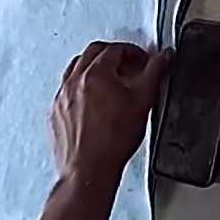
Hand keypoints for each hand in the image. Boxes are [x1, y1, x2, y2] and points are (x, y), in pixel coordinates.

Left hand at [50, 41, 168, 195]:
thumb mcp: (144, 99)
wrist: (89, 169)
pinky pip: (66, 89)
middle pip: (91, 53)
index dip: (133, 51)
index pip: (114, 49)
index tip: (142, 59)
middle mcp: (73, 83)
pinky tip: (95, 98)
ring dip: (94, 67)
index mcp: (95, 75)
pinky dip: (82, 85)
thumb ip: (155, 71)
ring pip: (75, 69)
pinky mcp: (55, 114)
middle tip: (127, 62)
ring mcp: (61, 99)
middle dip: (112, 53)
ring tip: (111, 78)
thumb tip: (164, 56)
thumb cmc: (114, 139)